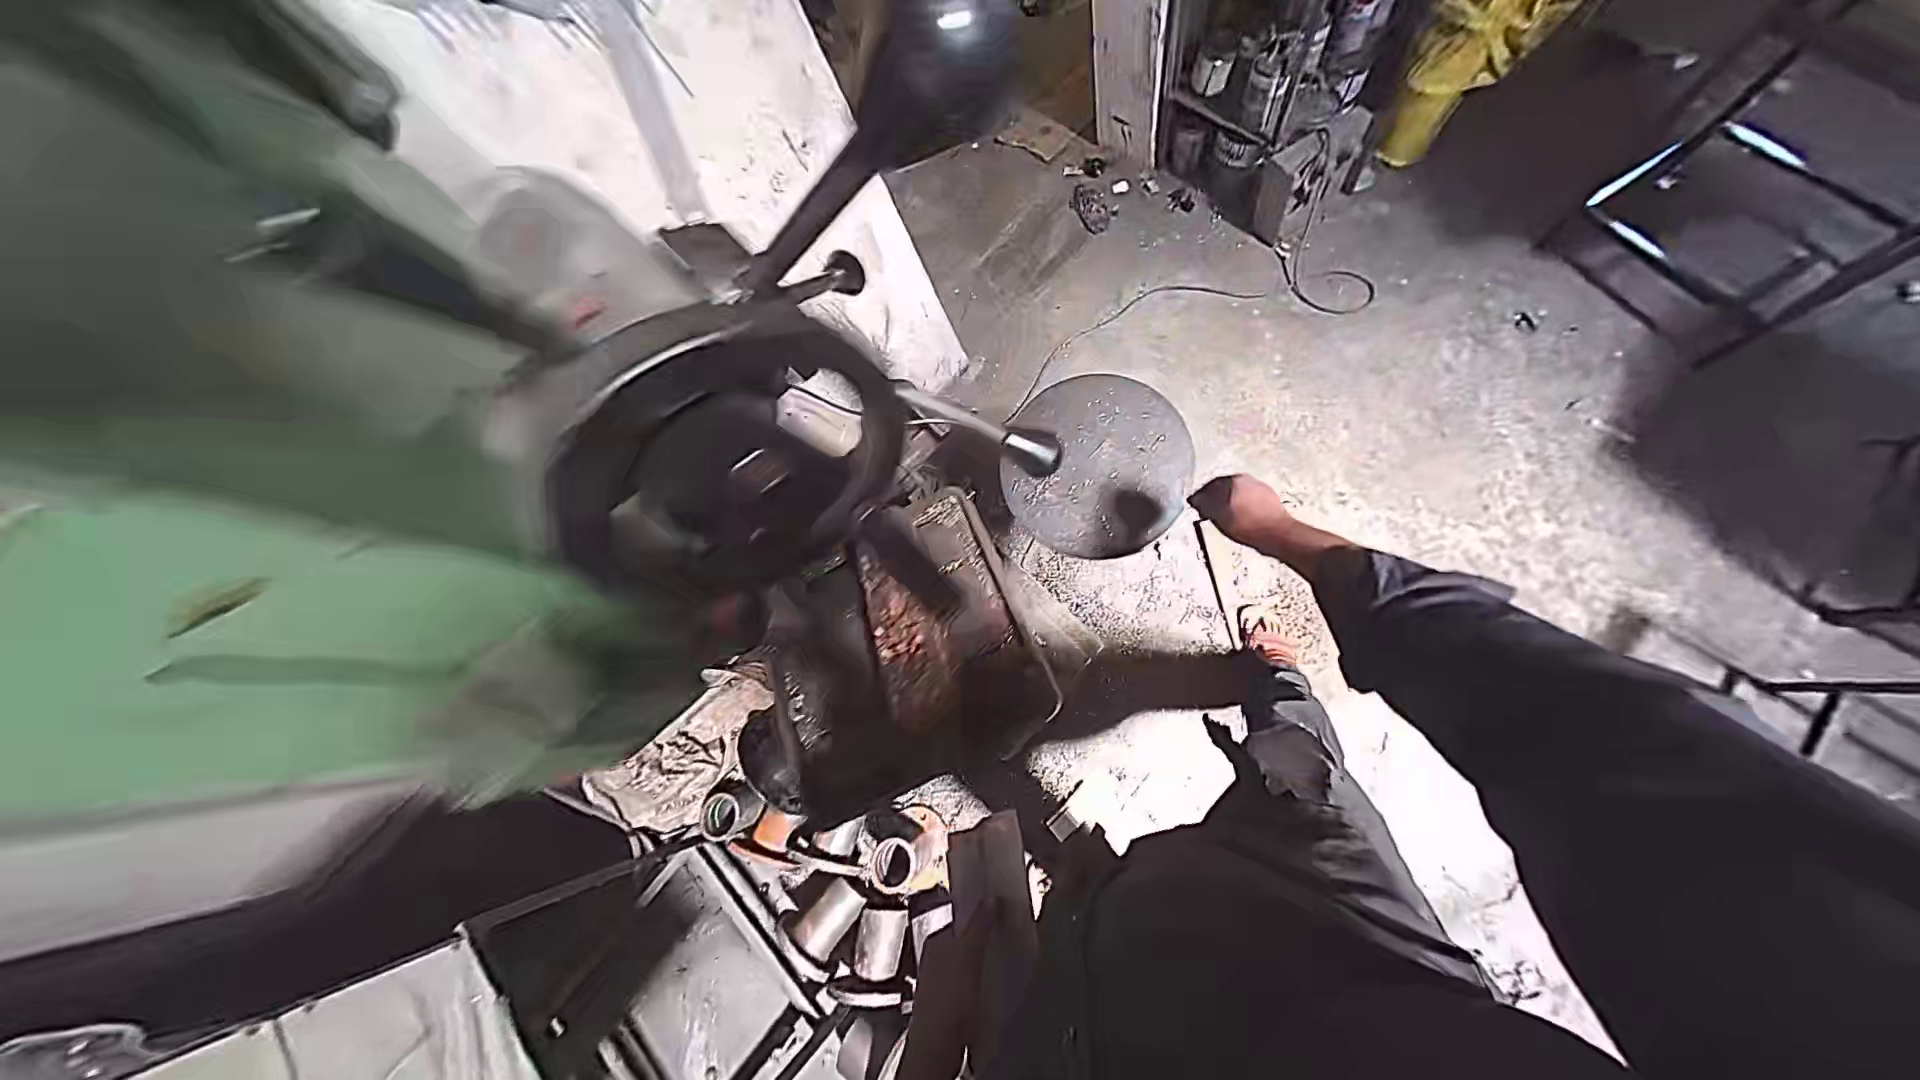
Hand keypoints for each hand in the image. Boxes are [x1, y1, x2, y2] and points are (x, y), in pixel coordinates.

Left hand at [896, 899, 1004, 1079]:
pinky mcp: (952, 1005)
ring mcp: (943, 983)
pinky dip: (983, 982)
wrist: (938, 1049)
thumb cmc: (945, 1003)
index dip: (980, 911)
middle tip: (1005, 931)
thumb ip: (978, 926)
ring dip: (985, 960)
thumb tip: (990, 901)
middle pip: (965, 939)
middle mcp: (935, 960)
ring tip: (1003, 957)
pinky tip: (994, 987)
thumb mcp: (967, 955)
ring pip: (969, 962)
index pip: (960, 916)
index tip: (999, 907)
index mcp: (935, 941)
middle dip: (984, 936)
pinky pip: (972, 983)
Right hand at [1189, 474, 1294, 548]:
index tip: (1198, 507)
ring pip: (1237, 491)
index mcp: (1232, 480)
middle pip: (1223, 486)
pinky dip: (1241, 502)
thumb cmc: (1246, 525)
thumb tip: (1197, 499)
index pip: (1209, 486)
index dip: (1201, 497)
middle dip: (1215, 497)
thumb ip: (1206, 505)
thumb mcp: (1220, 517)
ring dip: (1229, 499)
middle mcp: (1246, 478)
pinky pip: (1248, 496)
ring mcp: (1258, 486)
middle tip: (1210, 511)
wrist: (1277, 532)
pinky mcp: (1268, 495)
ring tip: (1225, 514)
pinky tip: (1241, 514)